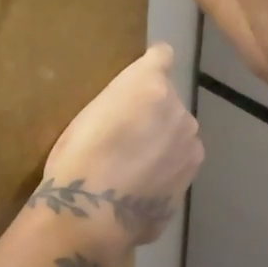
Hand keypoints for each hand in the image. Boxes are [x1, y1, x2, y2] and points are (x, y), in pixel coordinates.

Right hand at [39, 44, 201, 246]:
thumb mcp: (90, 111)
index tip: (139, 76)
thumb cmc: (77, 153)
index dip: (152, 64)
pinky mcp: (190, 179)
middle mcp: (178, 109)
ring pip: (177, 133)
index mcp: (149, 84)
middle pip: (169, 100)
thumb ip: (121, 100)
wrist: (90, 212)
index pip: (162, 55)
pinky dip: (164, 169)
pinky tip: (138, 187)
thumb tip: (131, 105)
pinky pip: (178, 163)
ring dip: (163, 140)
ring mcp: (189, 146)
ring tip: (132, 164)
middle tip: (125, 132)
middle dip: (153, 111)